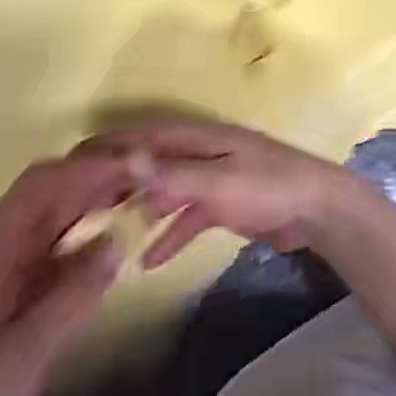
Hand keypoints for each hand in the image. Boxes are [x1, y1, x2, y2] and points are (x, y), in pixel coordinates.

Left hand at [0, 154, 134, 395]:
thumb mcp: (22, 353)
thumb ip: (71, 296)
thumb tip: (118, 237)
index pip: (40, 185)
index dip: (87, 167)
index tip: (135, 163)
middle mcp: (3, 243)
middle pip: (53, 186)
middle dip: (99, 169)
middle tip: (149, 166)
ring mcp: (14, 261)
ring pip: (61, 207)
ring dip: (100, 190)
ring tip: (144, 185)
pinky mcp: (26, 282)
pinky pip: (65, 236)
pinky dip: (95, 221)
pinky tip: (121, 225)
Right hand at [88, 122, 358, 269]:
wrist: (317, 209)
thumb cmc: (266, 186)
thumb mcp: (216, 181)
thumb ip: (172, 174)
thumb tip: (125, 157)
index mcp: (202, 137)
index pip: (149, 135)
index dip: (114, 143)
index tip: (78, 155)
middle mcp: (205, 152)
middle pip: (156, 160)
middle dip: (124, 176)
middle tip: (86, 198)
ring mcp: (216, 177)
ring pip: (170, 189)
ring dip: (143, 206)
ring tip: (111, 228)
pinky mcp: (226, 203)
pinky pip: (189, 217)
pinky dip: (171, 234)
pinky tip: (150, 261)